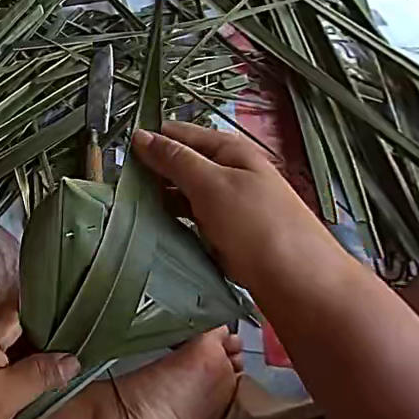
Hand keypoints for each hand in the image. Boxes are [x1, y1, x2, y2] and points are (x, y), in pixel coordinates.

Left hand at [0, 294, 79, 418]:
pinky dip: (15, 352)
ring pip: (10, 329)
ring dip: (32, 343)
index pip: (34, 300)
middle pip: (23, 312)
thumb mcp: (5, 397)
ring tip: (63, 358)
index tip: (87, 322)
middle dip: (49, 327)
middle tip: (80, 345)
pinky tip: (31, 370)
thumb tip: (73, 358)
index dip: (60, 310)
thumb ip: (41, 374)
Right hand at [132, 121, 344, 284]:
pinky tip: (153, 228)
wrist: (302, 285)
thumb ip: (174, 159)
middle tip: (116, 186)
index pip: (179, 133)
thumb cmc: (257, 226)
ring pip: (182, 192)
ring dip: (159, 198)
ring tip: (127, 208)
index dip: (149, 140)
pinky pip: (190, 218)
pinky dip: (172, 220)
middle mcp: (229, 172)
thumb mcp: (211, 184)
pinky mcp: (225, 232)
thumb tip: (140, 135)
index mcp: (229, 151)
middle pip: (180, 163)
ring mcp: (228, 204)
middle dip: (151, 171)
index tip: (117, 156)